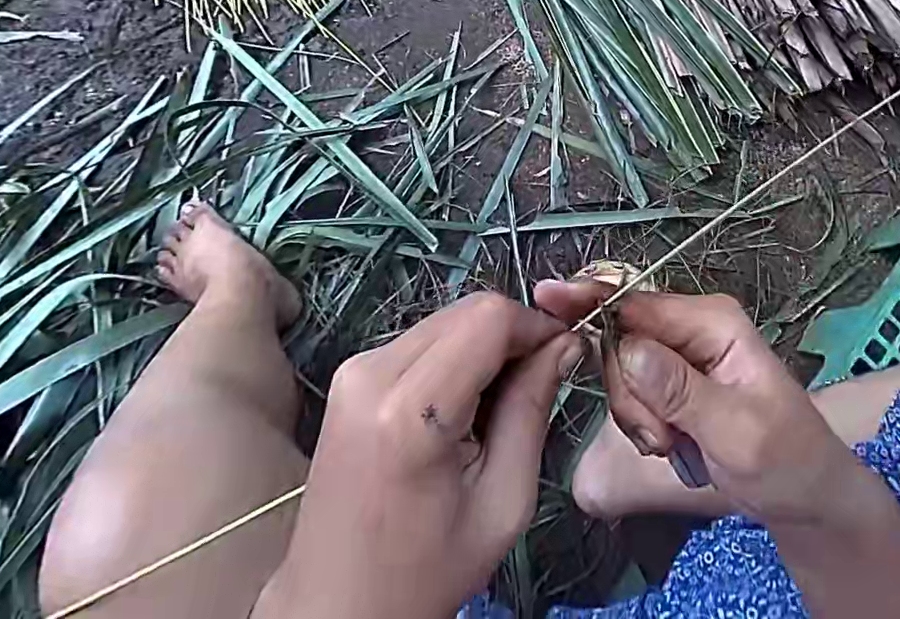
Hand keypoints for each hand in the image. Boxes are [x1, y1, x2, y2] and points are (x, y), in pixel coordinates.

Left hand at [259, 292, 581, 618]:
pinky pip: (426, 337)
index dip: (535, 326)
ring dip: (486, 345)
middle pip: (469, 311)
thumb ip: (533, 408)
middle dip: (514, 334)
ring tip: (496, 403)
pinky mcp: (351, 372)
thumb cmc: (426, 570)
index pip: (489, 318)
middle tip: (535, 381)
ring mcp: (355, 368)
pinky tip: (462, 403)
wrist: (334, 608)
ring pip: (449, 319)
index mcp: (410, 411)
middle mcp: (373, 372)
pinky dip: (458, 354)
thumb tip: (566, 343)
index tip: (562, 355)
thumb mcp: (503, 500)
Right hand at [534, 281, 862, 527]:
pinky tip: (670, 444)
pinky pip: (630, 393)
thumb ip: (680, 391)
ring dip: (637, 415)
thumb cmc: (785, 458)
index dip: (591, 300)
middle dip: (630, 392)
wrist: (802, 495)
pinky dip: (641, 424)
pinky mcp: (669, 380)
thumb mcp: (737, 429)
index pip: (638, 302)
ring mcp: (677, 353)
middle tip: (663, 435)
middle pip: (620, 339)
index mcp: (711, 320)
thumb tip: (627, 350)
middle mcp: (689, 326)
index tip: (548, 298)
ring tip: (675, 443)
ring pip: (620, 371)